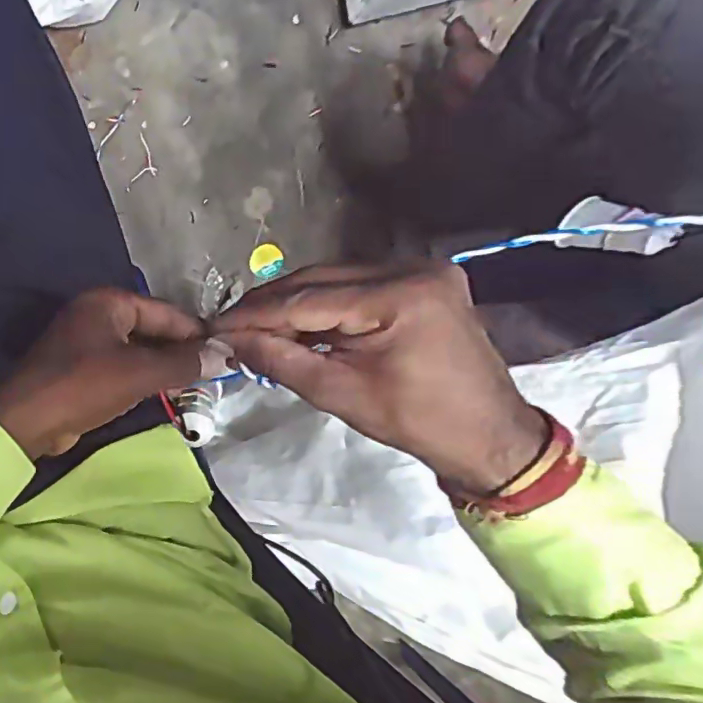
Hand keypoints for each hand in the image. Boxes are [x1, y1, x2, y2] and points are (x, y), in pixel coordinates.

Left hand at [0, 288, 204, 457]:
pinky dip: (140, 378)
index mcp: (107, 302)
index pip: (165, 312)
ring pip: (136, 350)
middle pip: (151, 329)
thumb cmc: (83, 387)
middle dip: (179, 352)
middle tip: (211, 374)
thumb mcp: (139, 373)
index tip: (225, 353)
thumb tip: (223, 354)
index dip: (196, 333)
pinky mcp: (79, 369)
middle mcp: (95, 315)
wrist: (28, 422)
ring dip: (161, 367)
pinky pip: (120, 367)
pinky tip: (161, 393)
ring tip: (192, 386)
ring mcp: (84, 342)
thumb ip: (182, 363)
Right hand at [215, 261, 546, 493]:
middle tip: (228, 327)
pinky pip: (354, 287)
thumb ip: (279, 360)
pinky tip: (294, 324)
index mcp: (399, 296)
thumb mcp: (338, 392)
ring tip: (253, 328)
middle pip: (317, 280)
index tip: (216, 327)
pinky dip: (319, 305)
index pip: (306, 301)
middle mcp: (411, 269)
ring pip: (332, 279)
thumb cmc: (415, 420)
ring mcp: (420, 271)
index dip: (254, 315)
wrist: (486, 433)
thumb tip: (229, 341)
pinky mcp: (421, 281)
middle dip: (268, 305)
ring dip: (290, 303)